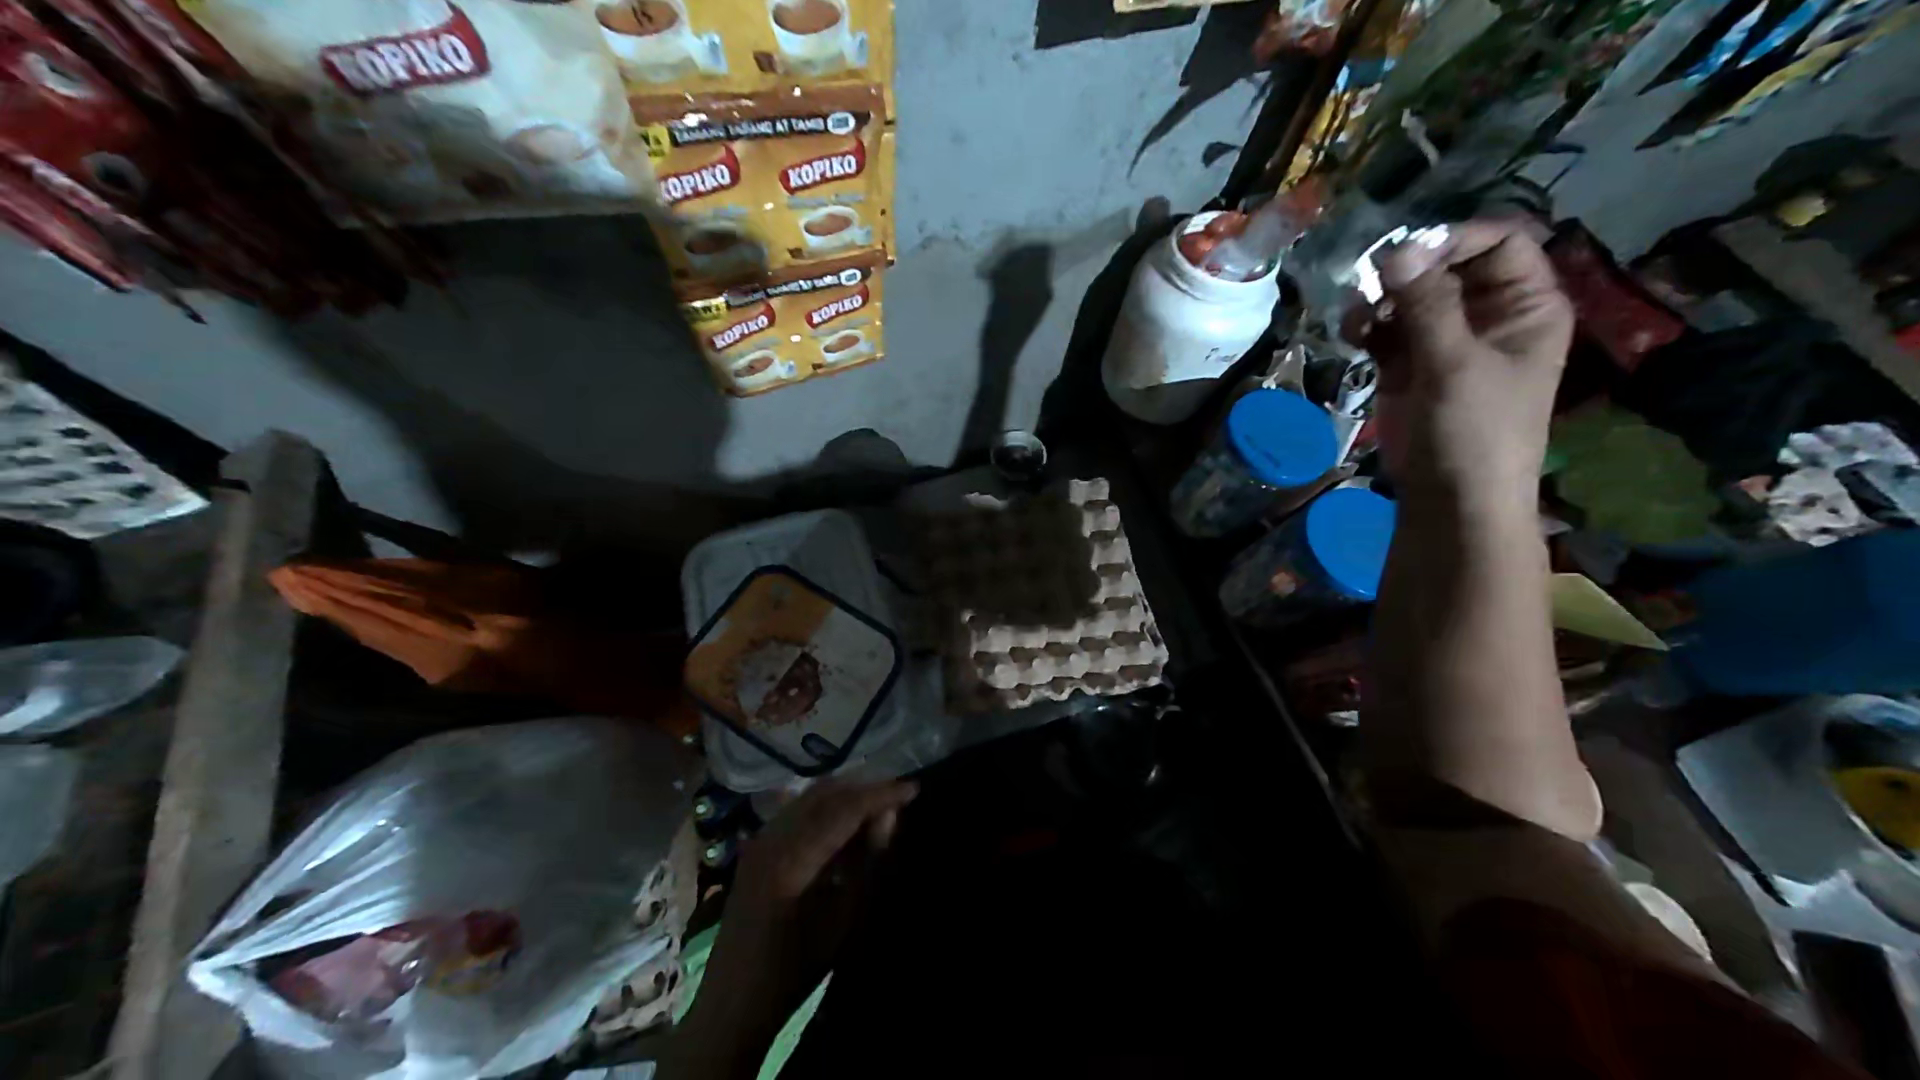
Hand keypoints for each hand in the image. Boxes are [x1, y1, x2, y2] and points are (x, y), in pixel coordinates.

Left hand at [663, 780, 916, 1079]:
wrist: (733, 1001)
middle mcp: (772, 836)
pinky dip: (826, 806)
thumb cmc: (794, 970)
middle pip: (825, 793)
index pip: (844, 808)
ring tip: (879, 803)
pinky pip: (797, 810)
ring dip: (846, 794)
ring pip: (810, 797)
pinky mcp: (756, 846)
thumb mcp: (843, 921)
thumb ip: (867, 863)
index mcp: (792, 858)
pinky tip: (846, 819)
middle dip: (864, 787)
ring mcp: (760, 838)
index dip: (881, 794)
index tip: (914, 789)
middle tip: (899, 795)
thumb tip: (889, 814)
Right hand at [1358, 220, 1572, 516]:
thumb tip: (1396, 250)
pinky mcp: (1409, 365)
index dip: (1455, 240)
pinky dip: (1368, 326)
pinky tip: (1352, 334)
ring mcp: (1445, 341)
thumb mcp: (1455, 363)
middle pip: (1447, 267)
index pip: (1499, 243)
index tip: (1405, 254)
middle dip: (1406, 271)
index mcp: (1525, 306)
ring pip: (1410, 297)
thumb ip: (1426, 305)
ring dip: (1379, 299)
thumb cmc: (1473, 431)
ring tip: (1355, 317)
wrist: (1450, 497)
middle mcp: (1487, 315)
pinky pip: (1387, 329)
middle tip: (1368, 284)